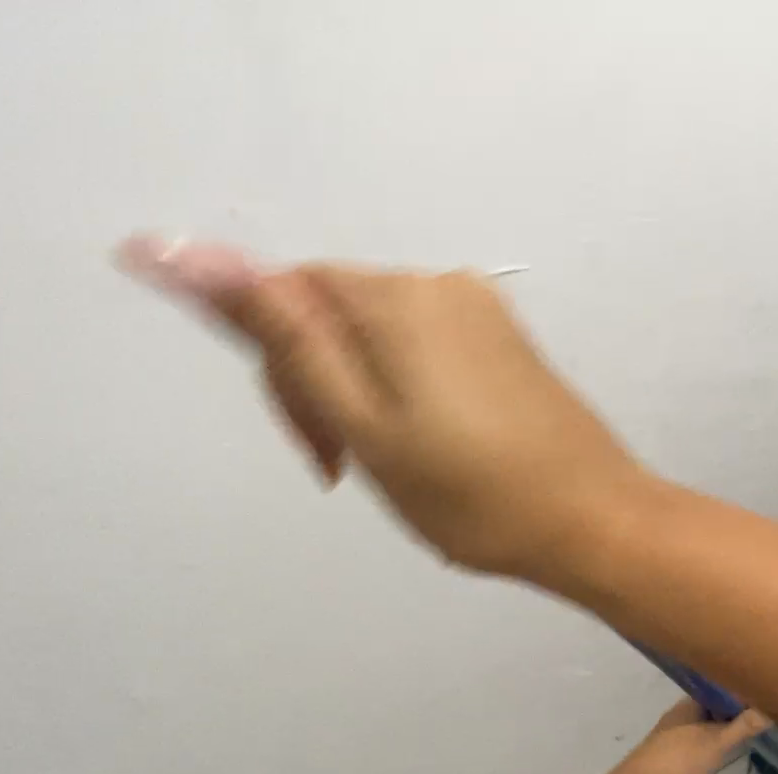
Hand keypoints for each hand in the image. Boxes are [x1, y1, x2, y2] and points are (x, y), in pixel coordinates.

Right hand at [117, 237, 641, 575]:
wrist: (595, 521)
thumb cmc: (474, 494)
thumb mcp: (364, 424)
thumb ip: (283, 338)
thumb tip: (183, 247)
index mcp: (398, 298)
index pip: (285, 296)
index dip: (282, 375)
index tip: (323, 454)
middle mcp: (444, 286)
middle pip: (336, 316)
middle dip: (328, 391)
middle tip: (359, 471)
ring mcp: (487, 316)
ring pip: (383, 343)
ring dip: (370, 402)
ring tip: (410, 470)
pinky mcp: (513, 347)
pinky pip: (432, 357)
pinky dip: (414, 400)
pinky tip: (443, 453)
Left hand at [594, 701, 771, 773]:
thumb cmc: (679, 759)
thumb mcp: (716, 741)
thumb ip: (743, 727)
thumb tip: (770, 710)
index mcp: (687, 705)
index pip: (716, 689)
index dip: (736, 689)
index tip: (759, 690)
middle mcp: (680, 718)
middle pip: (711, 709)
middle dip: (732, 711)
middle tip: (762, 711)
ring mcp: (675, 740)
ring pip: (704, 729)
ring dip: (723, 730)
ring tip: (751, 730)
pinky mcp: (674, 761)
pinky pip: (699, 748)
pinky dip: (713, 748)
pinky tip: (728, 753)